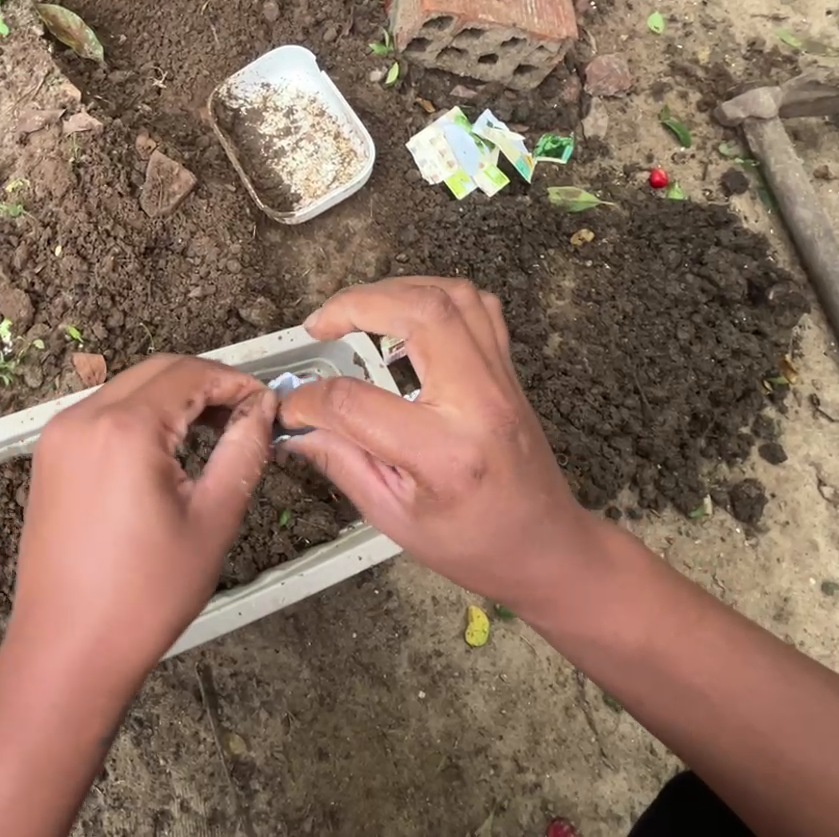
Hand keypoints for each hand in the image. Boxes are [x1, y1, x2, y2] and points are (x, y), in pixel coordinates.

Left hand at [8, 354, 276, 687]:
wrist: (66, 650)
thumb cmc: (146, 594)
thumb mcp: (212, 520)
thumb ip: (243, 451)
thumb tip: (262, 408)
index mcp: (124, 428)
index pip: (190, 373)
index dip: (234, 381)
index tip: (266, 403)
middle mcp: (83, 417)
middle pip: (157, 370)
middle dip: (206, 383)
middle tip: (244, 416)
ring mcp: (59, 435)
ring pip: (128, 387)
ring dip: (173, 397)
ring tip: (213, 433)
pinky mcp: (50, 456)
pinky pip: (103, 413)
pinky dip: (141, 416)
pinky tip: (167, 449)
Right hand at [280, 277, 597, 607]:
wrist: (547, 547)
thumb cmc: (472, 544)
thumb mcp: (392, 517)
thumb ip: (339, 462)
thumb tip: (294, 427)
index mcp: (444, 453)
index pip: (356, 402)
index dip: (309, 400)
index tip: (291, 406)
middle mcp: (478, 402)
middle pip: (418, 313)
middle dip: (355, 305)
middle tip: (319, 324)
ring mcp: (500, 378)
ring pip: (450, 295)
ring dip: (393, 290)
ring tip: (356, 311)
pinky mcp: (507, 368)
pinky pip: (477, 305)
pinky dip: (432, 295)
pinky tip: (403, 313)